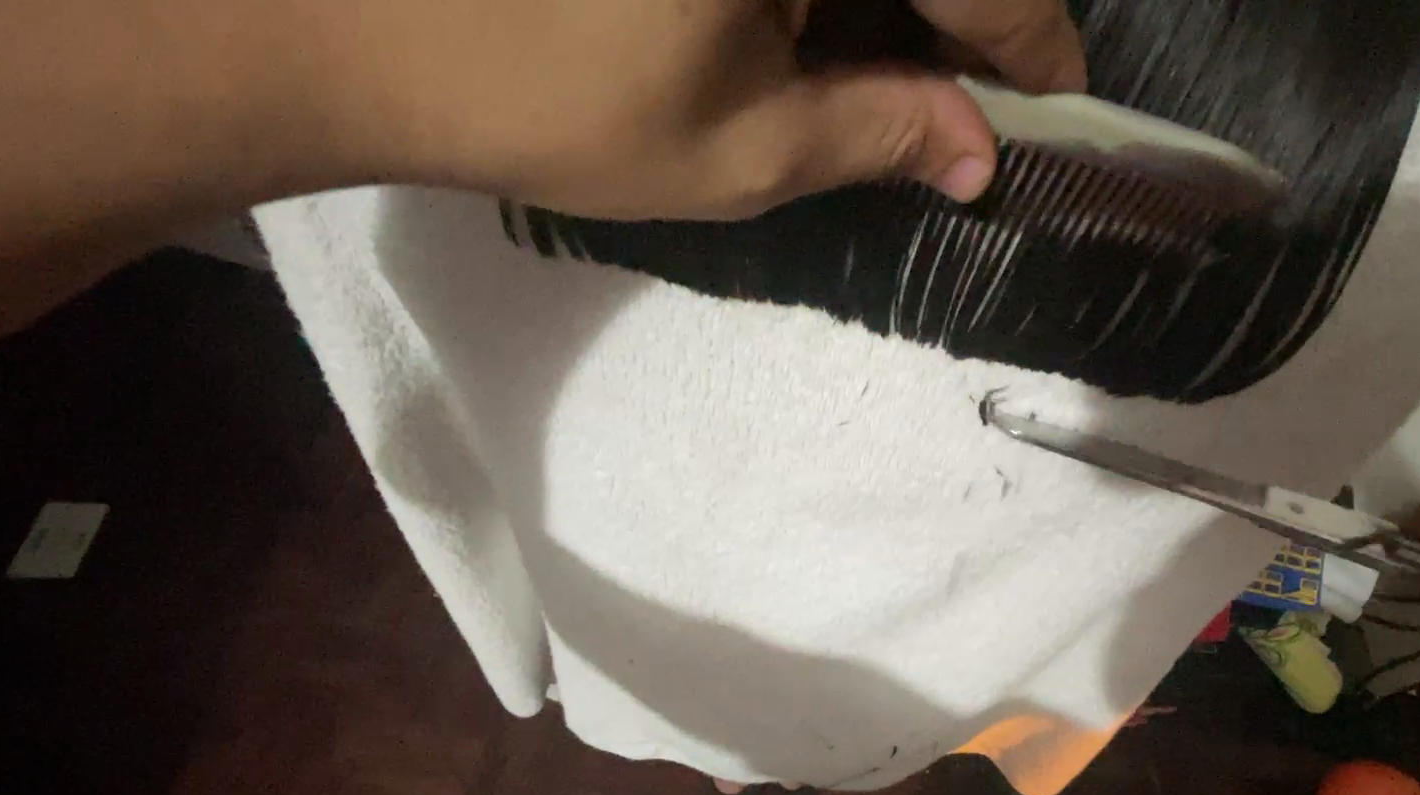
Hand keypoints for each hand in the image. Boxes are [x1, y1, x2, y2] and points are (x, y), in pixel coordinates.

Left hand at [329, 0, 1086, 218]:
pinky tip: (824, 21)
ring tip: (904, 68)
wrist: (364, 22)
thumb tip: (976, 153)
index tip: (1054, 104)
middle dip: (967, 16)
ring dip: (899, 1)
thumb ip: (877, 135)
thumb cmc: (556, 101)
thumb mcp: (741, 149)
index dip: (1029, 46)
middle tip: (971, 97)